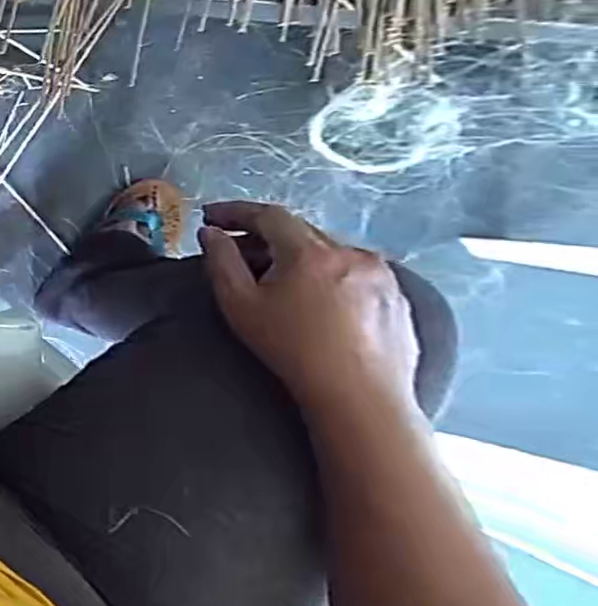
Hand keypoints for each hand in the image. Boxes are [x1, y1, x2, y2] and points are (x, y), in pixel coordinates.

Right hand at [198, 201, 420, 422]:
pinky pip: (351, 270)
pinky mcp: (397, 297)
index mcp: (312, 253)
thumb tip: (212, 232)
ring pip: (327, 249)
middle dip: (261, 233)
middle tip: (231, 247)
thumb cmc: (290, 346)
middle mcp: (353, 254)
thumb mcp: (238, 302)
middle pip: (299, 230)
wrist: (360, 395)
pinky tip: (308, 294)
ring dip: (293, 252)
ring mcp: (383, 276)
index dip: (235, 210)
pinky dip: (322, 271)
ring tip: (270, 272)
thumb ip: (220, 260)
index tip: (209, 215)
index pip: (269, 215)